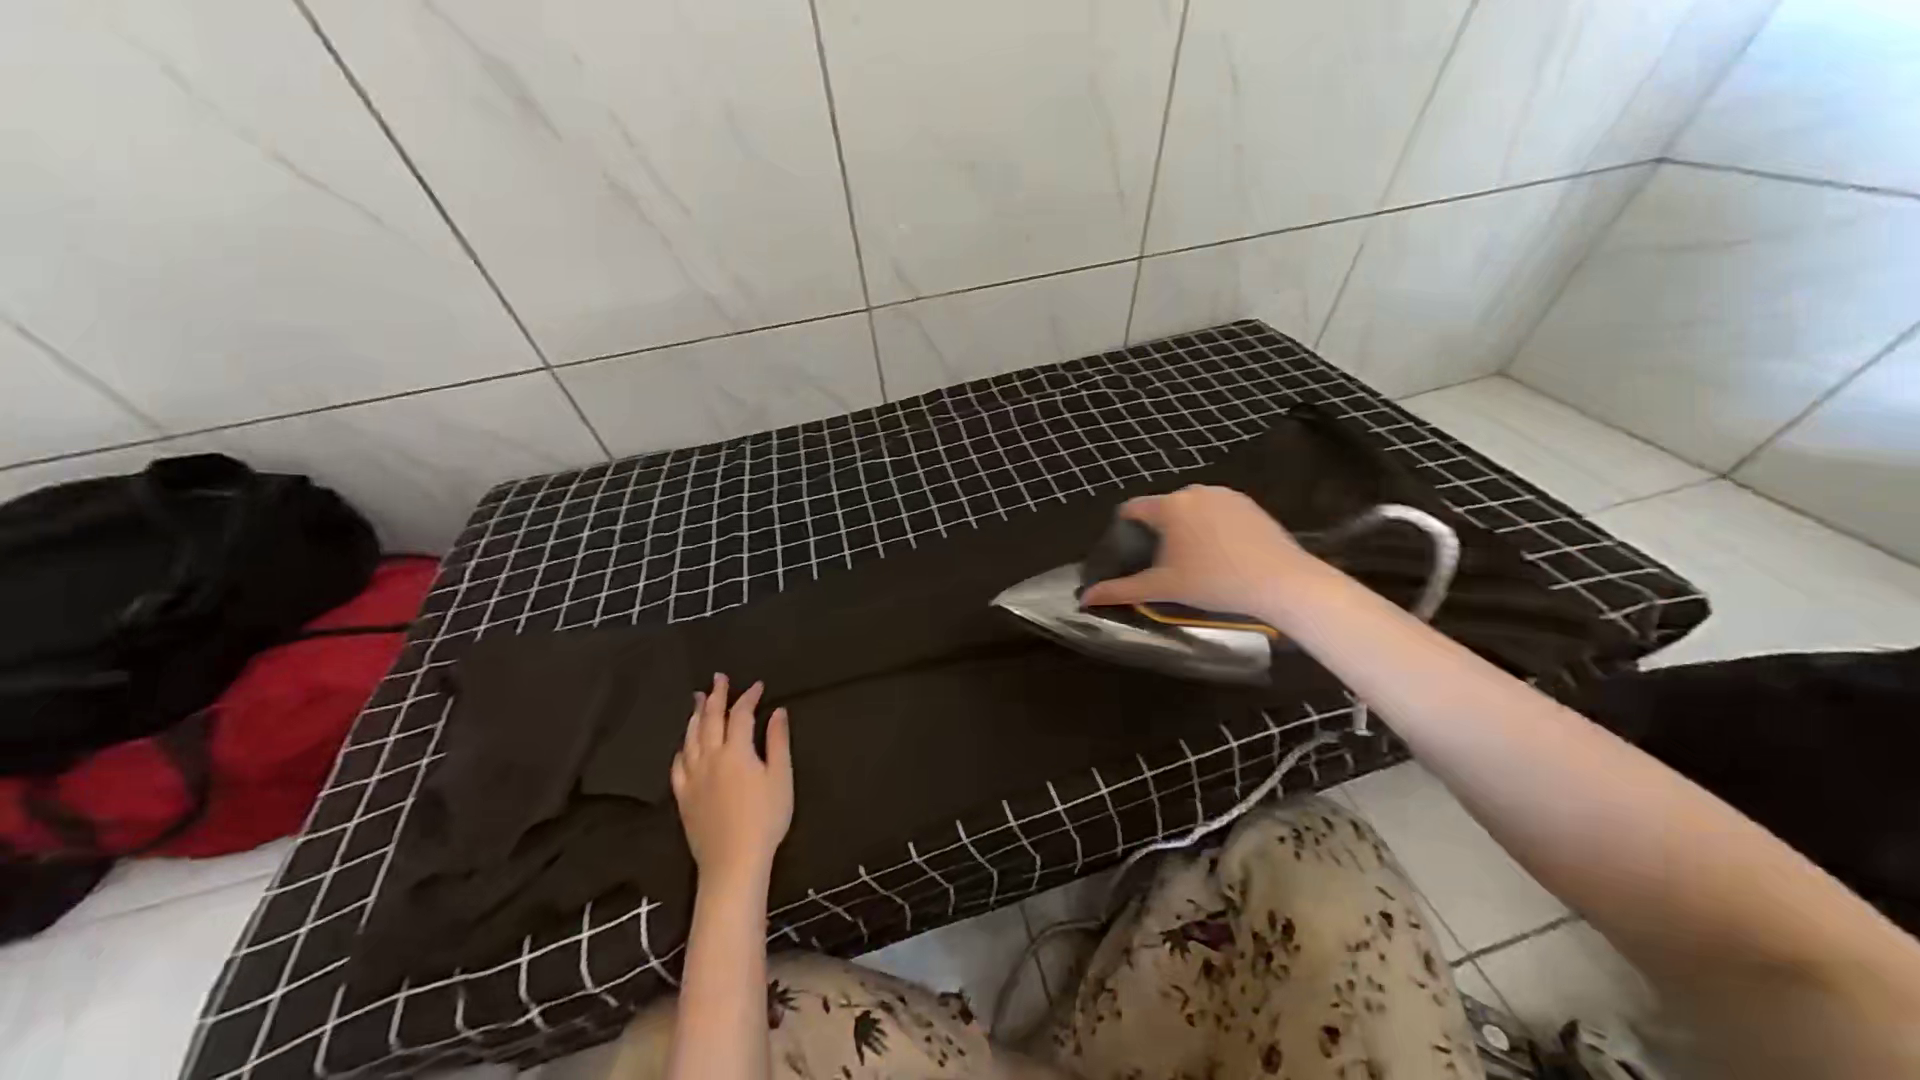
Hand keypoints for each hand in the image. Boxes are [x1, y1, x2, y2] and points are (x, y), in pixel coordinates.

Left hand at [670, 673, 792, 883]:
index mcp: (736, 751)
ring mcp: (692, 777)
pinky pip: (678, 765)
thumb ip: (777, 742)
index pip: (740, 714)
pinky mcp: (683, 797)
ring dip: (695, 715)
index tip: (757, 686)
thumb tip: (778, 712)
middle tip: (718, 678)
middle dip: (716, 696)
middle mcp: (710, 757)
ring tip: (698, 699)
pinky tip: (684, 745)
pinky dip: (682, 748)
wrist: (733, 861)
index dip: (748, 697)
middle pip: (710, 719)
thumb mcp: (781, 778)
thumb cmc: (765, 819)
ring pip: (690, 738)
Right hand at [1078, 485, 1315, 618]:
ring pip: (1191, 509)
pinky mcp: (1249, 503)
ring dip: (1186, 529)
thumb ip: (1121, 590)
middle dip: (1159, 532)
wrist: (1282, 582)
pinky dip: (1212, 527)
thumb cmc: (1214, 582)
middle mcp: (1194, 491)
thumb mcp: (1163, 588)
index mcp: (1169, 506)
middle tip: (1165, 564)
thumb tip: (1084, 598)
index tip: (1130, 552)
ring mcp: (1224, 494)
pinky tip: (1223, 553)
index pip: (1132, 509)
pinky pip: (1217, 511)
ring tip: (1196, 561)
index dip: (1125, 530)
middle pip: (1163, 509)